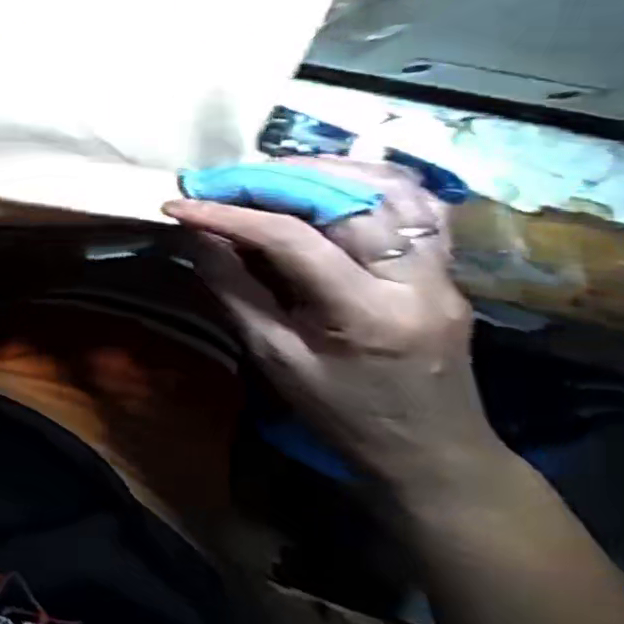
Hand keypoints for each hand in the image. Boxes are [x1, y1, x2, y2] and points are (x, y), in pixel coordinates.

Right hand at [164, 158, 505, 493]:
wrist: (432, 452)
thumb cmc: (342, 413)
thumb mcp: (273, 356)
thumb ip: (233, 287)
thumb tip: (196, 234)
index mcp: (368, 314)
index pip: (291, 238)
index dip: (227, 214)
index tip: (178, 204)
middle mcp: (417, 281)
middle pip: (346, 200)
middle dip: (271, 180)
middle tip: (217, 183)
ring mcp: (442, 271)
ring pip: (391, 188)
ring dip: (320, 170)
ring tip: (265, 174)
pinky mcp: (445, 267)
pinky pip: (413, 203)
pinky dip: (362, 181)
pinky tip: (321, 183)